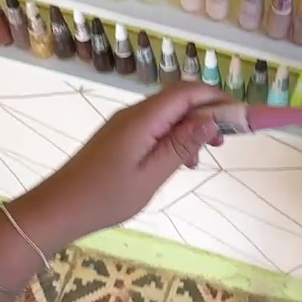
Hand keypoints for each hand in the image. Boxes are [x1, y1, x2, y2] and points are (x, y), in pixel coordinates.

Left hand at [14, 83, 232, 244]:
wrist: (58, 209)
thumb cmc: (105, 197)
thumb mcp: (151, 176)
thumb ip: (182, 146)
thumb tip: (212, 120)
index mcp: (143, 119)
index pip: (187, 92)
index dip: (218, 97)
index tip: (242, 114)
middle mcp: (135, 113)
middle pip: (180, 98)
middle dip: (209, 111)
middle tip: (227, 139)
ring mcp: (126, 124)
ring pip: (169, 112)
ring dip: (193, 126)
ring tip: (206, 154)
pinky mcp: (121, 136)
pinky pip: (157, 125)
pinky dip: (176, 136)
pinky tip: (181, 161)